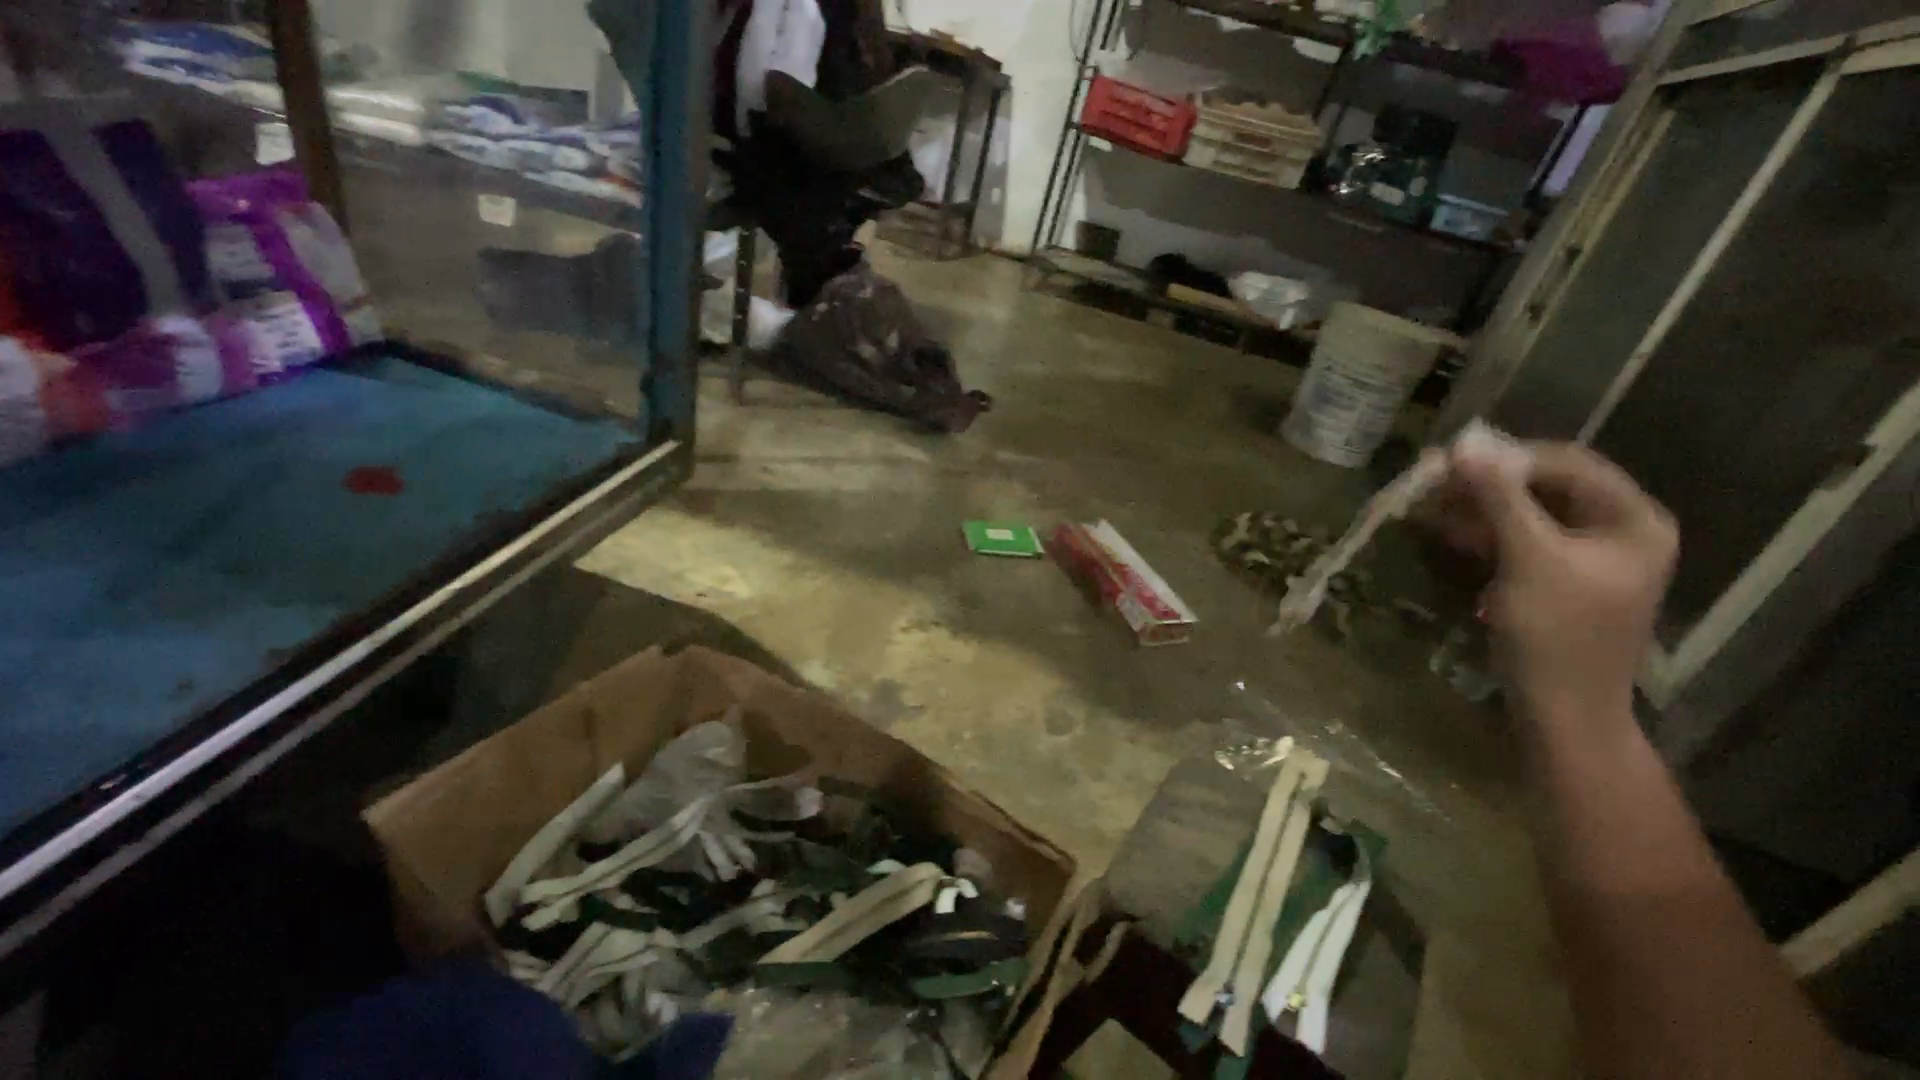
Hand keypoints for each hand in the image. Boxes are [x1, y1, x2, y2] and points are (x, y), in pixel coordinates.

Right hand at [1436, 442, 1677, 725]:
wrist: (1563, 713)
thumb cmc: (1556, 635)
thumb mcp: (1528, 558)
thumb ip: (1499, 498)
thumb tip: (1464, 444)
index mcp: (1632, 520)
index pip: (1567, 464)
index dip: (1508, 456)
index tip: (1450, 458)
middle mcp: (1617, 530)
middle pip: (1546, 486)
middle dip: (1488, 482)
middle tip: (1432, 480)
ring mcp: (1587, 557)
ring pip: (1528, 513)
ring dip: (1479, 506)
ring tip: (1429, 504)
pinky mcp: (1558, 579)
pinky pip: (1521, 540)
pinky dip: (1485, 533)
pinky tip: (1446, 530)